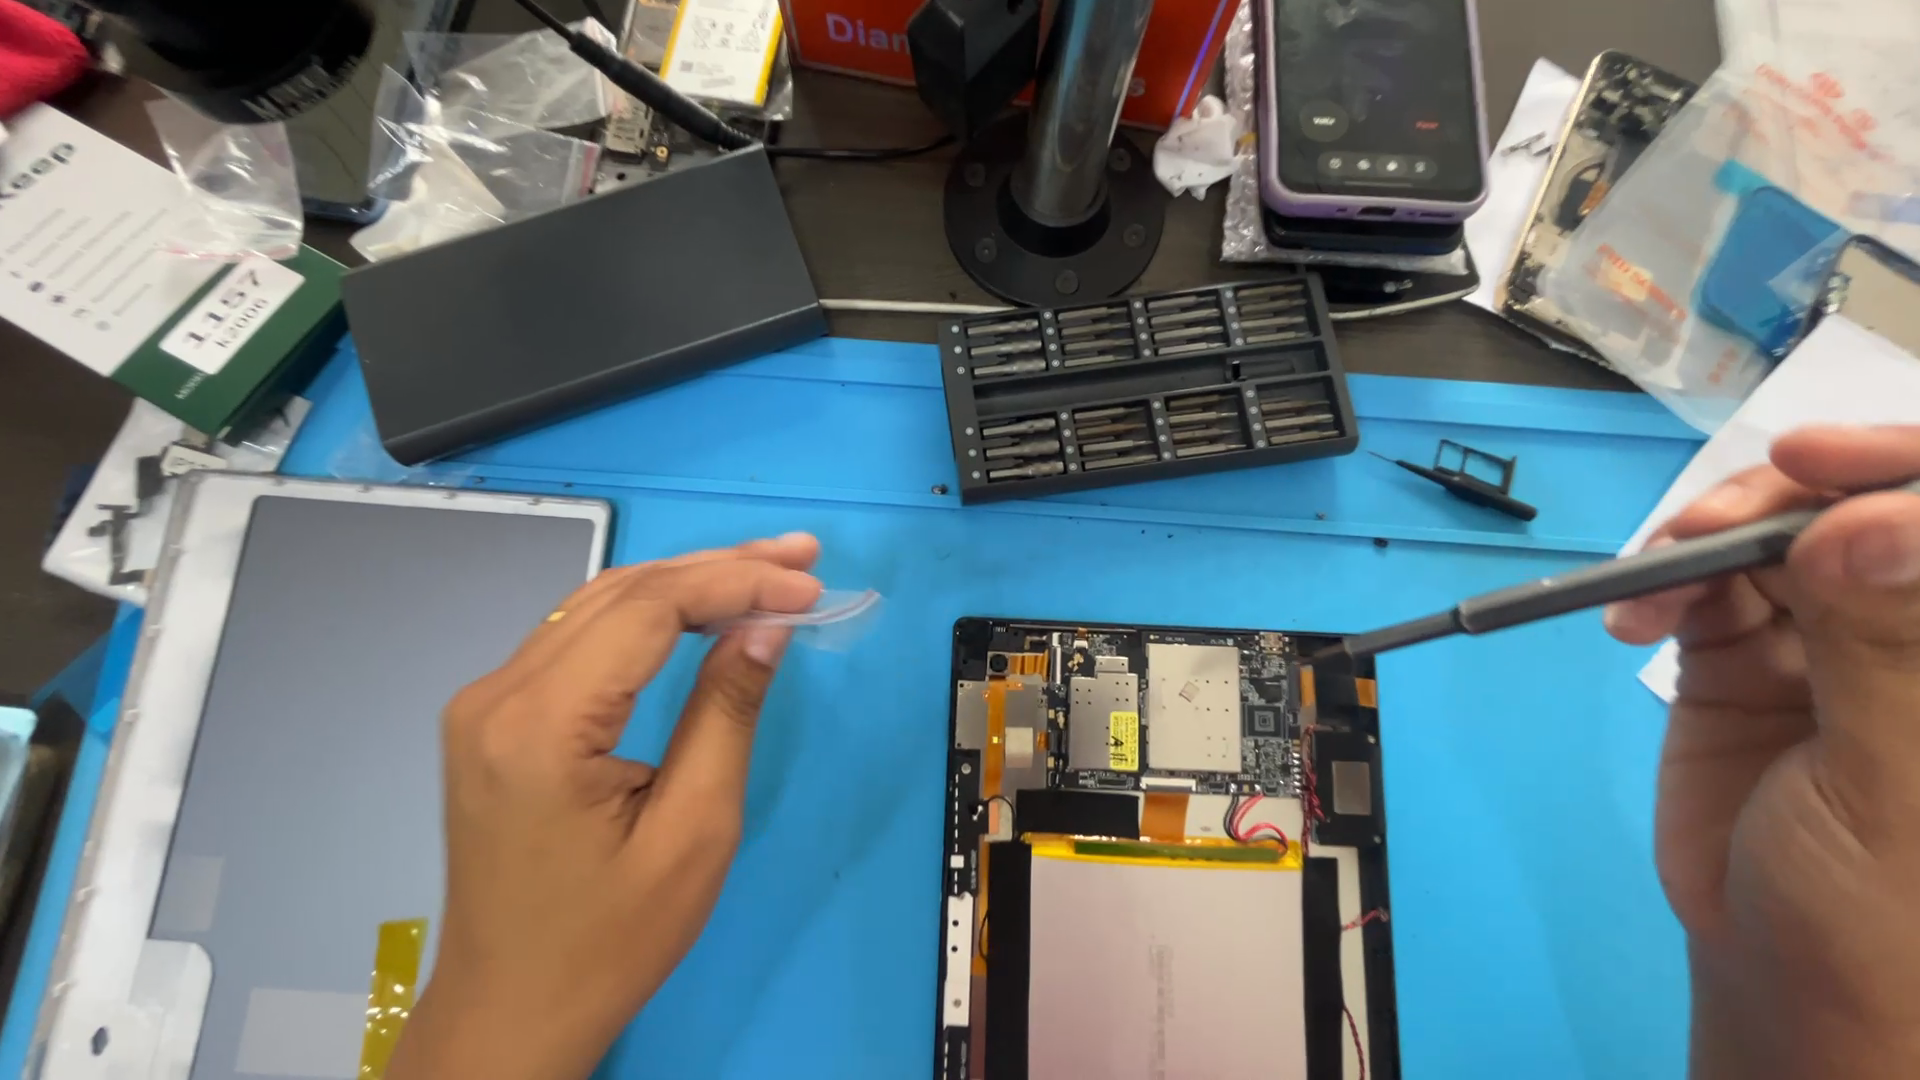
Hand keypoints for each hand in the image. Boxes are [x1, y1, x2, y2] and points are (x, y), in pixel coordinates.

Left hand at [387, 535, 822, 1079]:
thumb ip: (727, 712)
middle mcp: (499, 693)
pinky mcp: (500, 713)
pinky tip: (703, 607)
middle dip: (722, 567)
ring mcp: (490, 699)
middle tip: (802, 556)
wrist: (512, 1010)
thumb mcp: (695, 830)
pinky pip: (585, 635)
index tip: (808, 586)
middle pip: (625, 592)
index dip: (736, 584)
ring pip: (603, 603)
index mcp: (540, 726)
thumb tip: (766, 626)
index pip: (649, 611)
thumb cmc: (612, 938)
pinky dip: (654, 612)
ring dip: (690, 580)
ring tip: (768, 569)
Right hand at [1604, 426, 1919, 1077]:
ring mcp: (1832, 640)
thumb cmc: (1890, 906)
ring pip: (1771, 542)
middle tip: (1703, 523)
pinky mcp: (1744, 659)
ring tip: (1646, 586)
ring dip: (1698, 544)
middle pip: (1864, 514)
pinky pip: (1699, 591)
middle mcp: (1917, 628)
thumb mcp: (1899, 785)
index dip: (1906, 472)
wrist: (1791, 971)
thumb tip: (1854, 523)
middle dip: (1783, 500)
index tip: (1814, 467)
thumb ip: (1888, 650)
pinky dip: (1656, 589)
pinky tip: (1629, 621)